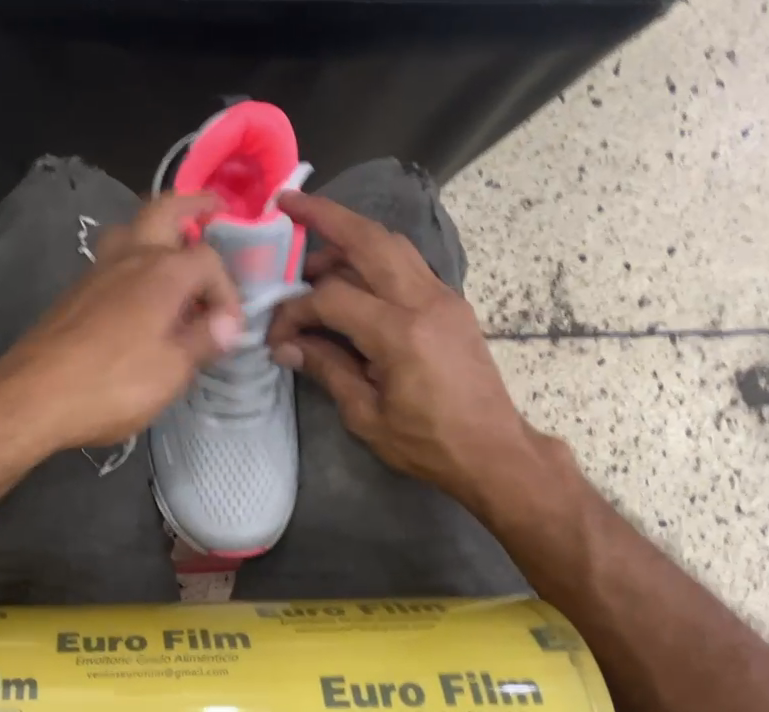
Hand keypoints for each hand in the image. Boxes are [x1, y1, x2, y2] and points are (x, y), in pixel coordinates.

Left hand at [0, 194, 242, 454]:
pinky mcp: (71, 296)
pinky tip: (134, 297)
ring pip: (128, 232)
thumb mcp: (171, 372)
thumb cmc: (110, 386)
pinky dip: (130, 264)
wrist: (31, 400)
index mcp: (163, 272)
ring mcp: (94, 274)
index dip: (227, 290)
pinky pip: (108, 263)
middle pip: (164, 210)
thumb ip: (202, 341)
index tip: (228, 330)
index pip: (209, 260)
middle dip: (193, 206)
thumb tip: (227, 324)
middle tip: (214, 211)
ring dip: (154, 232)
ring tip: (171, 252)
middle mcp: (128, 259)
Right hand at [266, 191, 555, 507]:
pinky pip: (408, 265)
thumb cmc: (426, 443)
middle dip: (327, 217)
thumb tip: (288, 346)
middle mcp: (425, 301)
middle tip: (289, 205)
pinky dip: (374, 259)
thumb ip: (328, 369)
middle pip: (370, 240)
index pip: (332, 298)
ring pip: (393, 246)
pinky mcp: (451, 305)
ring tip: (314, 254)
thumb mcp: (365, 414)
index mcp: (400, 333)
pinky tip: (350, 276)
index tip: (276, 337)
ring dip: (352, 237)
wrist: (492, 450)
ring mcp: (443, 298)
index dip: (295, 312)